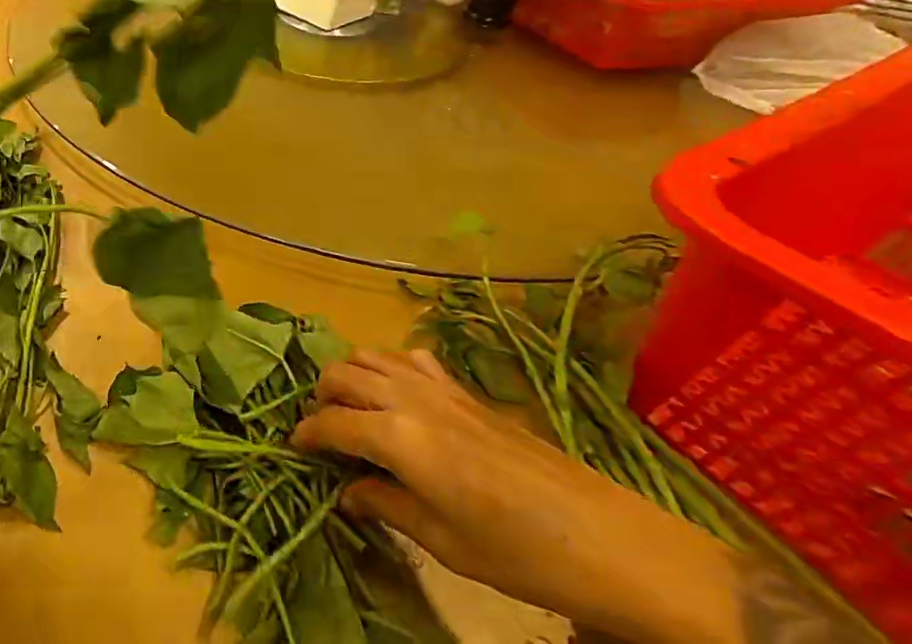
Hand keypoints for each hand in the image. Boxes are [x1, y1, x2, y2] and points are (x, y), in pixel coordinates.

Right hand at [290, 350, 741, 643]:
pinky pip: (410, 359)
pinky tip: (398, 395)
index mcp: (399, 439)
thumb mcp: (443, 543)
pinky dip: (389, 367)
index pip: (330, 424)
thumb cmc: (523, 555)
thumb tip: (346, 492)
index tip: (295, 450)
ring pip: (369, 356)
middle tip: (324, 433)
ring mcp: (439, 389)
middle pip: (340, 375)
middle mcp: (410, 400)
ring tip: (352, 410)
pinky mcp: (466, 392)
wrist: (616, 544)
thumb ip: (384, 505)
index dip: (305, 436)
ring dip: (349, 376)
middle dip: (320, 399)